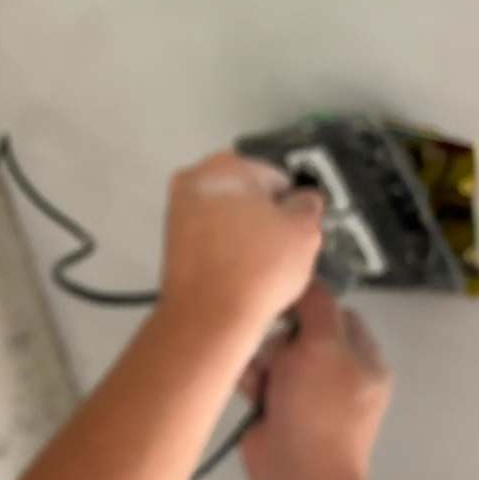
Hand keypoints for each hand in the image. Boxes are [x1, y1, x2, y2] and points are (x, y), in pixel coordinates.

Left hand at [156, 151, 324, 334]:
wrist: (208, 315)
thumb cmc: (259, 267)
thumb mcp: (304, 231)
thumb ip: (308, 205)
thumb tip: (302, 199)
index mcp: (225, 165)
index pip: (276, 178)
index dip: (293, 206)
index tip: (297, 232)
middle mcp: (194, 178)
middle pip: (248, 194)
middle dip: (266, 216)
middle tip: (280, 249)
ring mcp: (177, 207)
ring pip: (228, 214)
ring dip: (246, 232)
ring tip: (260, 264)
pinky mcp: (170, 236)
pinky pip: (210, 234)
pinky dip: (225, 246)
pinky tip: (238, 270)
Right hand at [239, 284, 390, 479]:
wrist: (297, 474)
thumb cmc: (319, 407)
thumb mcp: (324, 345)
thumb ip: (317, 305)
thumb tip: (308, 279)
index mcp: (363, 359)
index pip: (335, 312)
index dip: (310, 306)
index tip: (285, 306)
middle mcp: (336, 372)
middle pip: (297, 330)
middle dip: (278, 338)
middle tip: (275, 353)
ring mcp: (306, 391)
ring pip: (272, 352)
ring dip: (259, 360)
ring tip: (259, 378)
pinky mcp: (277, 406)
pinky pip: (257, 376)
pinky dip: (250, 380)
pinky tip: (248, 390)